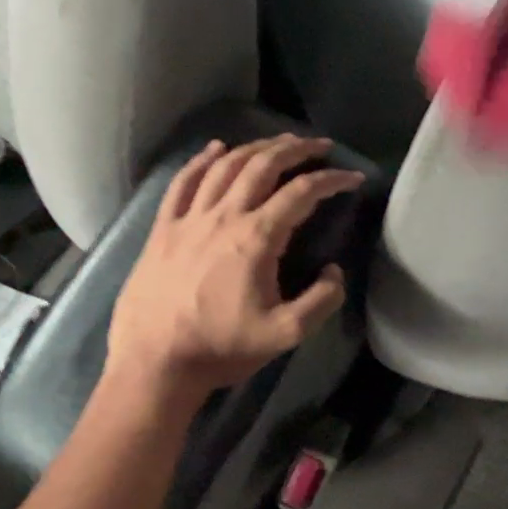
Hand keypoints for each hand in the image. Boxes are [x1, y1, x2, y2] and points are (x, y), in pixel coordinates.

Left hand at [104, 135, 365, 403]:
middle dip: (297, 148)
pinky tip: (216, 149)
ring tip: (280, 143)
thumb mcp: (286, 334)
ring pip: (226, 166)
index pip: (302, 192)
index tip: (353, 177)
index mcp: (256, 238)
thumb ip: (322, 300)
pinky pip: (183, 182)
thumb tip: (333, 271)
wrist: (154, 365)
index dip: (332, 179)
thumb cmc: (222, 348)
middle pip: (263, 165)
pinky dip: (202, 160)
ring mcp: (189, 219)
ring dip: (257, 147)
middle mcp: (224, 217)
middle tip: (320, 145)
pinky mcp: (163, 229)